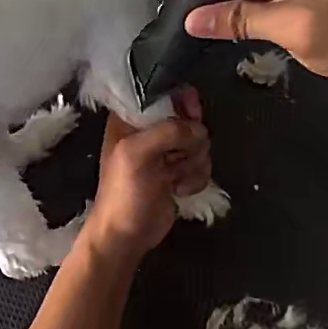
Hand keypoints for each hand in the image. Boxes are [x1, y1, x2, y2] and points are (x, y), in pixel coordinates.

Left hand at [79, 100, 210, 263]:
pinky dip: (196, 177)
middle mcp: (151, 130)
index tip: (191, 113)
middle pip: (189, 116)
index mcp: (132, 117)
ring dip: (194, 161)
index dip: (181, 99)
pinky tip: (180, 190)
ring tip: (175, 177)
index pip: (163, 91)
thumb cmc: (124, 192)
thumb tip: (199, 130)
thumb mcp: (136, 154)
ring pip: (200, 141)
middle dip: (191, 137)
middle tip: (180, 153)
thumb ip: (168, 131)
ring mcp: (167, 152)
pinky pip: (203, 163)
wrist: (125, 237)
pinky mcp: (180, 171)